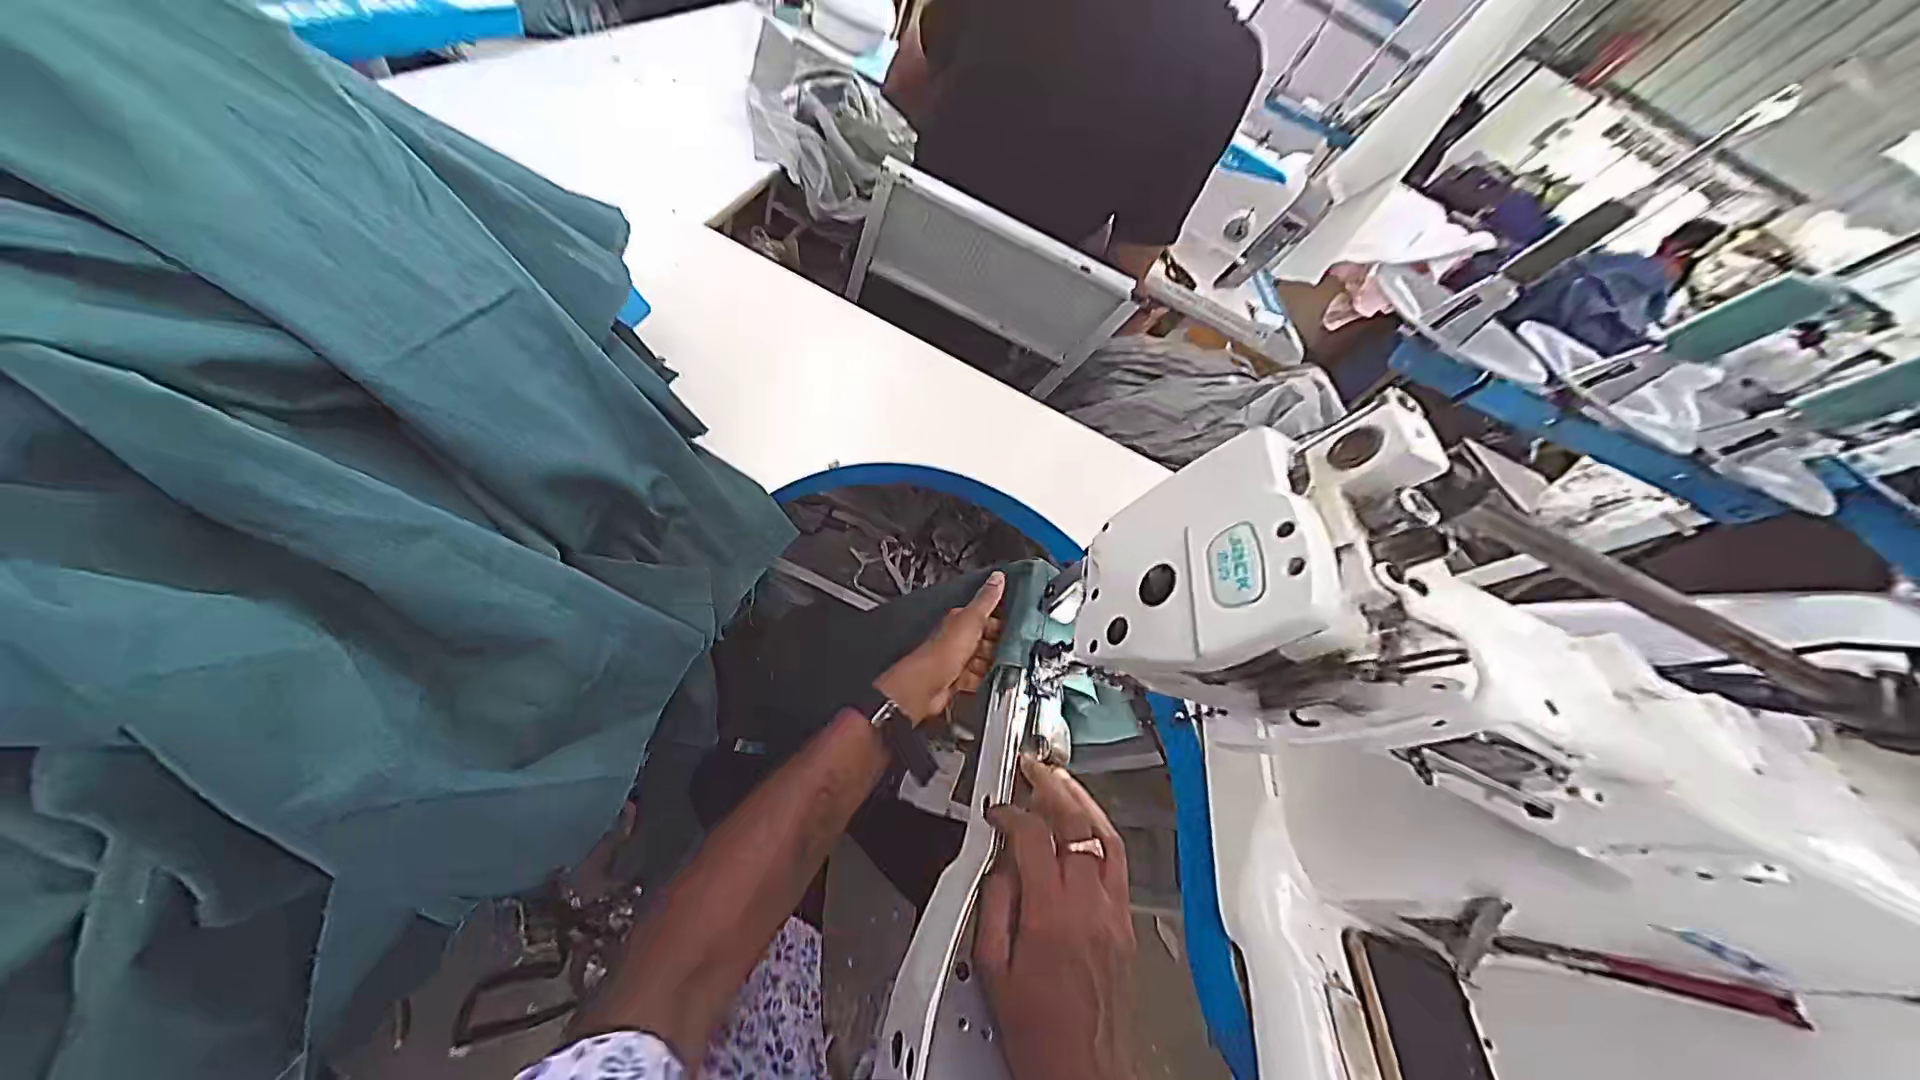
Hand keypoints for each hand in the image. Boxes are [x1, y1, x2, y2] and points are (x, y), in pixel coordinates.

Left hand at [873, 571, 1004, 722]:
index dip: (1002, 623)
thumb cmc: (942, 652)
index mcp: (961, 620)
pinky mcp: (959, 680)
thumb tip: (997, 577)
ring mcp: (959, 660)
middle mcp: (959, 639)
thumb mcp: (971, 620)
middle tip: (1005, 650)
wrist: (926, 686)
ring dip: (992, 664)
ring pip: (985, 660)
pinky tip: (986, 679)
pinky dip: (983, 679)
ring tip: (994, 666)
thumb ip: (986, 600)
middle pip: (988, 640)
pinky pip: (978, 678)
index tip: (1015, 628)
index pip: (987, 617)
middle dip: (999, 646)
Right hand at [975, 756, 1136, 1079]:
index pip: (1033, 837)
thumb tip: (997, 863)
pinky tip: (1087, 819)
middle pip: (1075, 823)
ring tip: (1060, 779)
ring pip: (1104, 835)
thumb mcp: (991, 968)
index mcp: (1049, 914)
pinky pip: (1118, 860)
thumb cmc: (1039, 1032)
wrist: (1085, 1070)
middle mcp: (1087, 905)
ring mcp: (1112, 911)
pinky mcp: (1126, 922)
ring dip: (1080, 799)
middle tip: (1032, 768)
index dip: (1011, 813)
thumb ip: (992, 904)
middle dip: (1050, 785)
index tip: (998, 810)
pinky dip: (1100, 828)